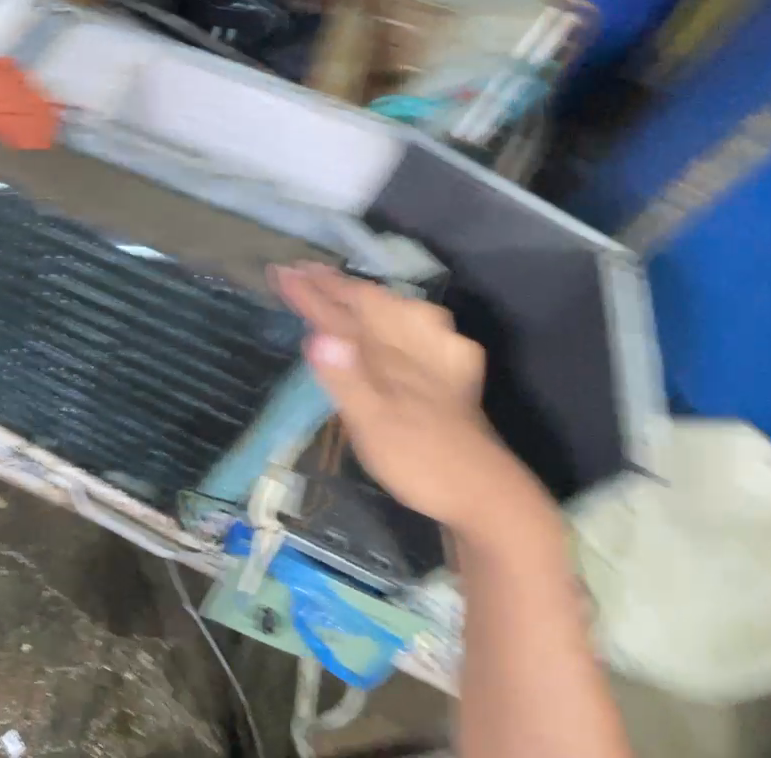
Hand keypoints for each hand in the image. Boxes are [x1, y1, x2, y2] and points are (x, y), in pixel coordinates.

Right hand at [272, 263, 535, 533]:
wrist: (490, 501)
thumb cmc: (423, 463)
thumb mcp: (373, 424)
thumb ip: (346, 379)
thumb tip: (317, 336)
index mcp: (391, 359)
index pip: (342, 317)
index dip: (310, 295)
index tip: (280, 273)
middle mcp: (416, 351)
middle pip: (373, 307)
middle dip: (338, 285)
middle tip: (305, 270)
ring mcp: (441, 365)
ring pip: (404, 315)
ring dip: (373, 297)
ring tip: (351, 287)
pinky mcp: (456, 384)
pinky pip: (430, 336)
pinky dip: (413, 321)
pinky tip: (419, 324)